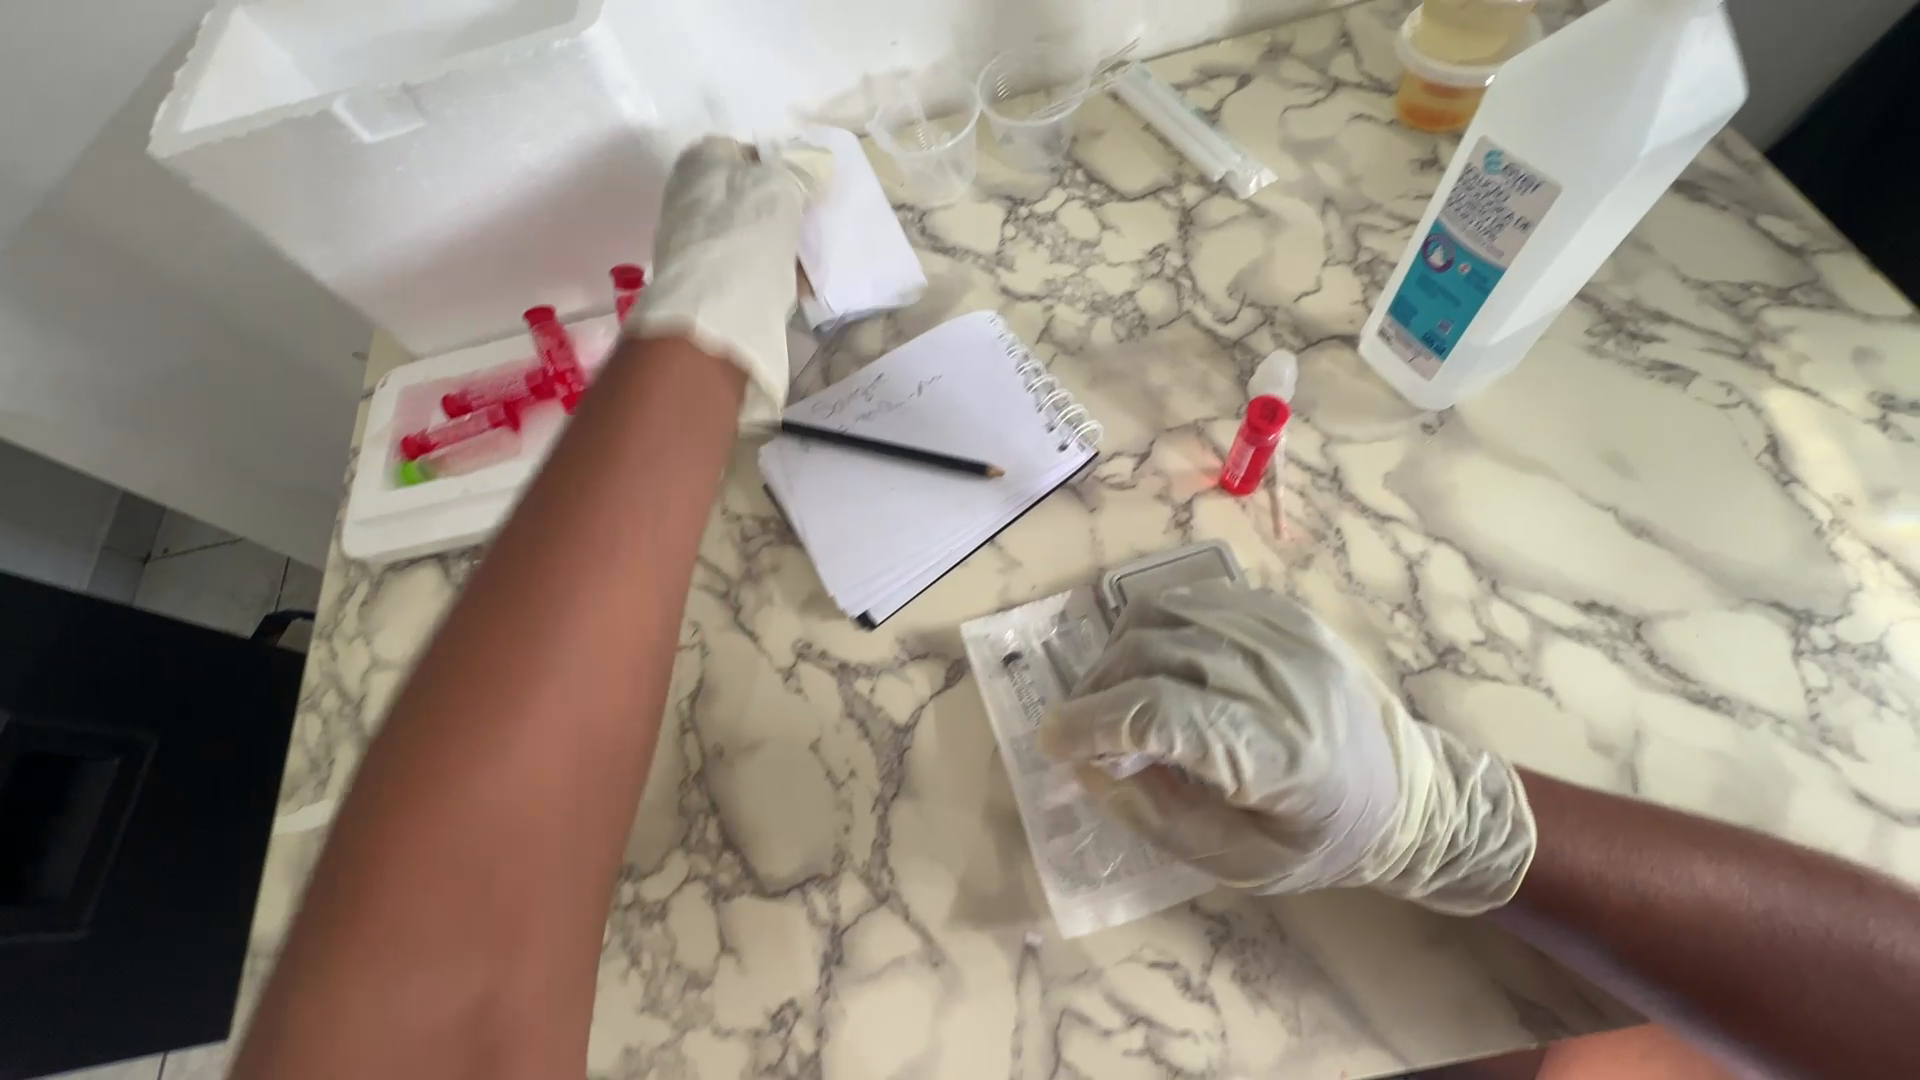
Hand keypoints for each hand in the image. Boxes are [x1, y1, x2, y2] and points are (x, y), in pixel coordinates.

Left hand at [628, 137, 831, 427]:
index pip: (744, 151)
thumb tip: (815, 164)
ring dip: (775, 244)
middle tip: (807, 225)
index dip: (778, 167)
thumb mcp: (782, 186)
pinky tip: (793, 285)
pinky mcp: (702, 278)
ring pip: (745, 233)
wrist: (717, 305)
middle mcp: (688, 193)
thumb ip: (800, 170)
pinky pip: (744, 266)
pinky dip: (767, 272)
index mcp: (701, 158)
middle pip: (744, 195)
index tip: (805, 190)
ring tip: (805, 259)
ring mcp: (692, 238)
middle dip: (776, 209)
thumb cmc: (748, 228)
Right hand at [1040, 580, 1534, 914]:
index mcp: (1277, 753)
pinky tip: (1153, 666)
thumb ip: (1152, 814)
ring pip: (1159, 614)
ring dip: (1116, 656)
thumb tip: (1087, 765)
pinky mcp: (1282, 610)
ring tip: (1114, 696)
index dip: (1092, 723)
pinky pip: (1188, 599)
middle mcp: (1279, 676)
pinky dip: (1150, 630)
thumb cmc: (1320, 839)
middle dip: (1095, 692)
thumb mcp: (1235, 860)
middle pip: (1149, 654)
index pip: (1159, 712)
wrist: (1410, 791)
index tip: (1054, 743)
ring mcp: (1283, 631)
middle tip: (1082, 732)